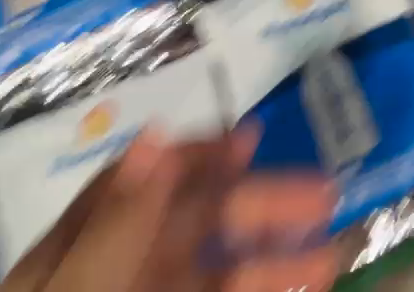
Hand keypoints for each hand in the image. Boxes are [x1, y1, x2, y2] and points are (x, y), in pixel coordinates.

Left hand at [3, 128, 341, 291]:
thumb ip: (115, 226)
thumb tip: (157, 136)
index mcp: (82, 250)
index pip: (142, 180)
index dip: (196, 153)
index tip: (251, 139)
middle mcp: (119, 274)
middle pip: (195, 223)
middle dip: (259, 202)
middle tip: (324, 195)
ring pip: (220, 274)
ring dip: (274, 260)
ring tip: (332, 256)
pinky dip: (268, 291)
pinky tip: (305, 285)